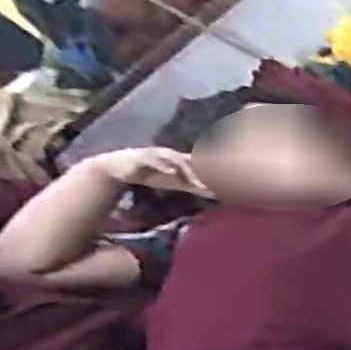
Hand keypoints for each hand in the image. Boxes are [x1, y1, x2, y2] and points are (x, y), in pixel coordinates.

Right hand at [89, 147, 208, 194]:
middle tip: (220, 183)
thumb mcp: (178, 183)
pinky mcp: (141, 159)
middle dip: (206, 169)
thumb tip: (217, 194)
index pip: (201, 162)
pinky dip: (163, 166)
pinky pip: (154, 162)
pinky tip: (172, 173)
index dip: (215, 168)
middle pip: (191, 160)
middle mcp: (170, 155)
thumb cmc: (153, 175)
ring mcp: (156, 155)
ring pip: (174, 161)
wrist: (119, 170)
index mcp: (180, 160)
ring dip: (188, 172)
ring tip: (198, 184)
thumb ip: (196, 187)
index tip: (231, 177)